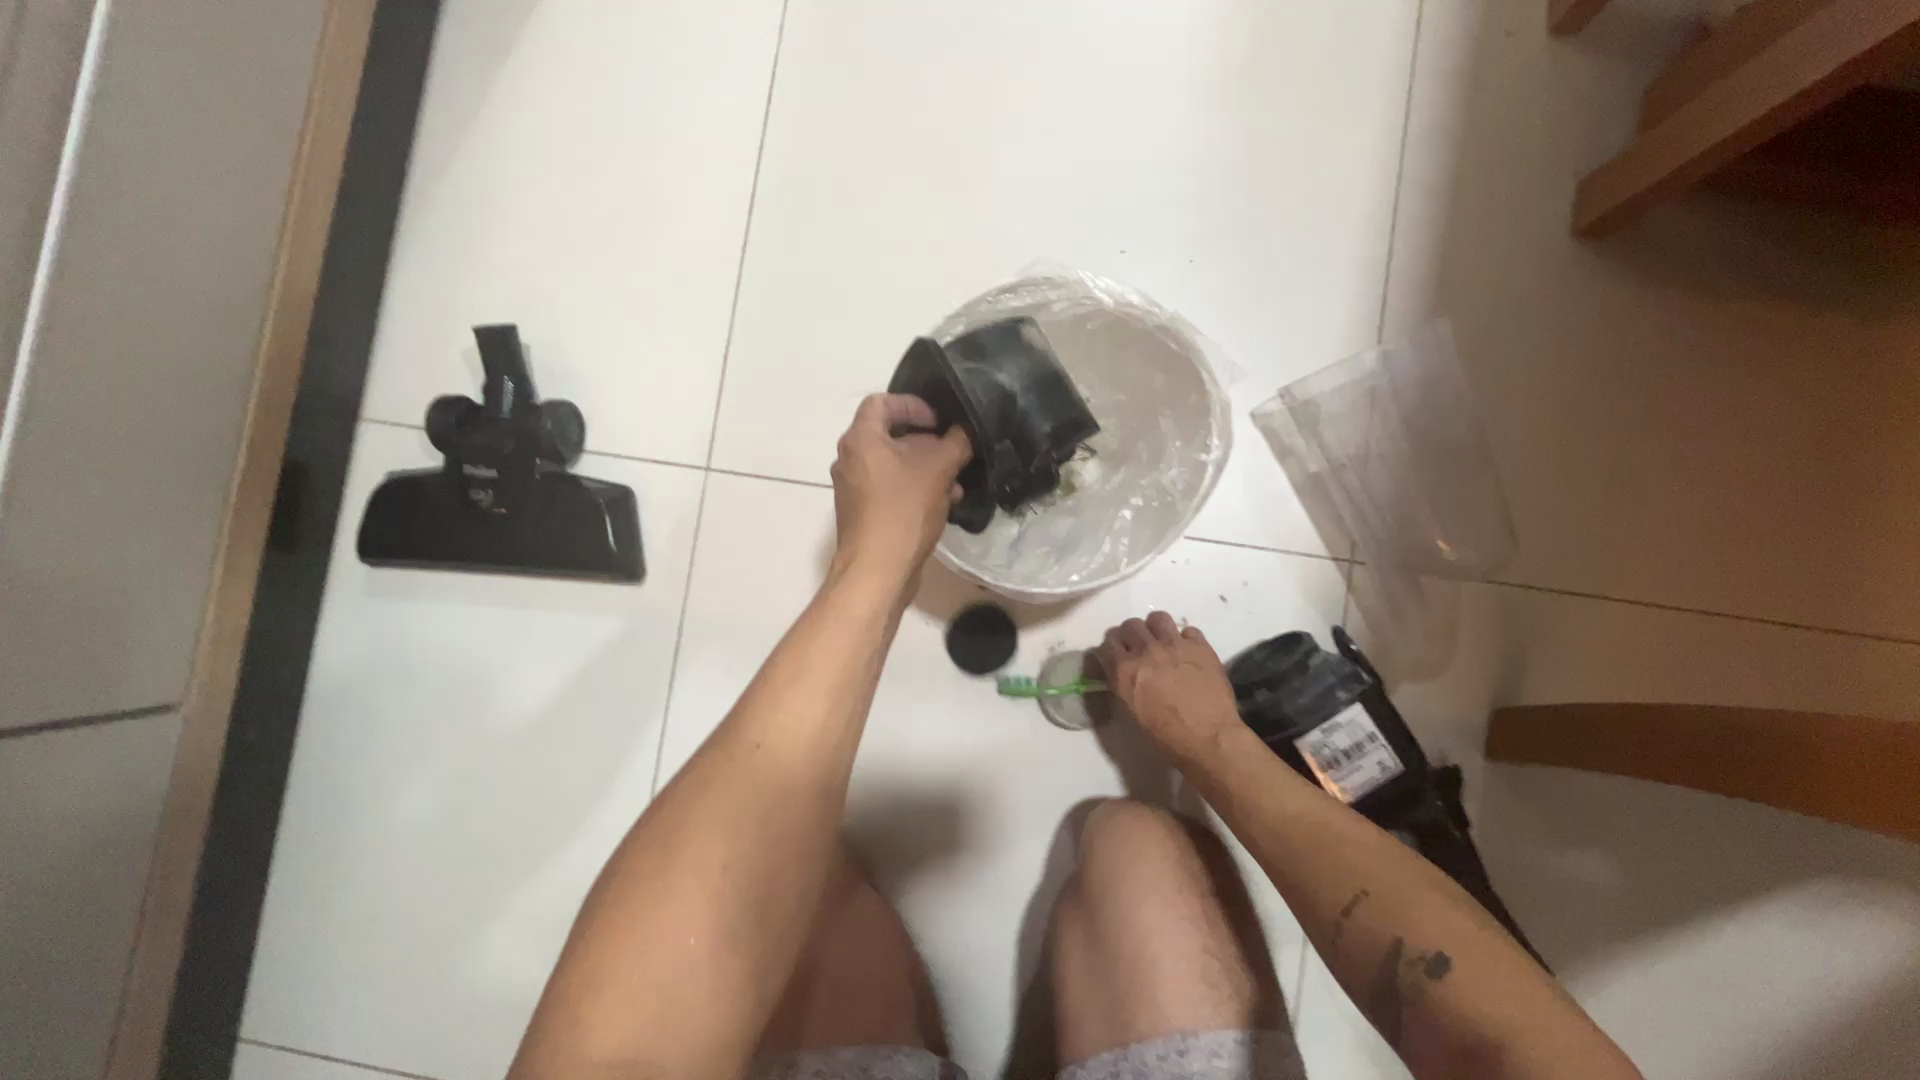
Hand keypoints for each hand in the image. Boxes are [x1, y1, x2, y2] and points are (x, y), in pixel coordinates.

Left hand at [829, 393, 972, 584]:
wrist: (877, 571)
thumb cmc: (904, 512)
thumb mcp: (939, 471)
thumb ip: (957, 443)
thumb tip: (966, 431)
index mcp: (861, 440)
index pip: (881, 402)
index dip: (913, 404)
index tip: (939, 421)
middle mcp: (850, 459)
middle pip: (889, 435)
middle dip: (926, 441)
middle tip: (954, 450)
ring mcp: (854, 488)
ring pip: (893, 465)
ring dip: (925, 468)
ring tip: (956, 481)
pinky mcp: (862, 513)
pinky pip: (890, 488)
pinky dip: (915, 488)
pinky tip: (945, 503)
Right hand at [1096, 612, 1242, 764]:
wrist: (1209, 739)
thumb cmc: (1167, 737)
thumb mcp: (1132, 714)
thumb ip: (1123, 686)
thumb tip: (1121, 675)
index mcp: (1125, 671)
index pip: (1106, 645)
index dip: (1108, 651)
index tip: (1113, 658)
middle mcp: (1146, 651)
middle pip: (1130, 625)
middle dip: (1130, 636)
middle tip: (1137, 650)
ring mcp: (1174, 645)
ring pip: (1157, 618)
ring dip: (1155, 629)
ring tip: (1161, 643)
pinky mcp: (1200, 646)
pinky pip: (1188, 630)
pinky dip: (1185, 639)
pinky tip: (1187, 652)